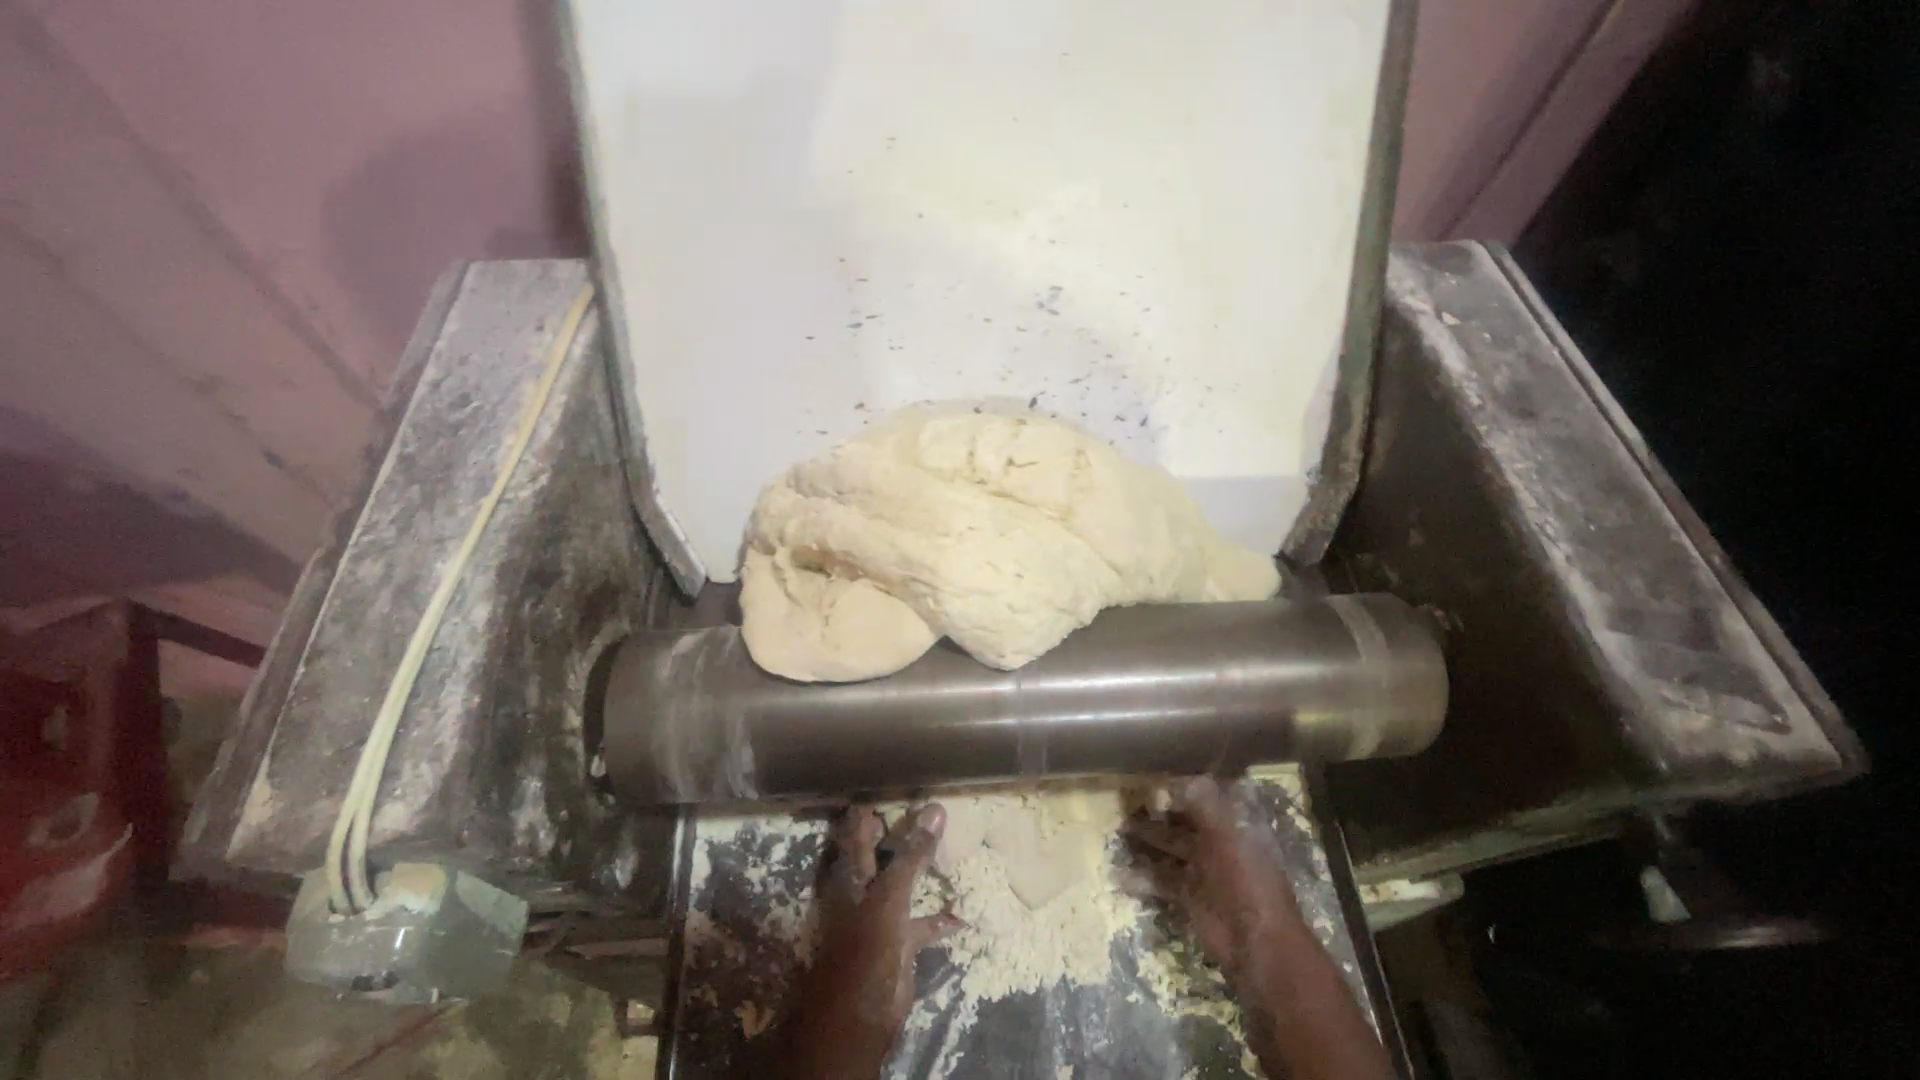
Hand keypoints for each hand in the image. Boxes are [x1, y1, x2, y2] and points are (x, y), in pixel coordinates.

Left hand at [783, 804, 962, 1079]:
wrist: (860, 1013)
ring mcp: (882, 914)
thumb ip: (913, 854)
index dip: (874, 805)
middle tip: (934, 805)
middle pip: (884, 851)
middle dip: (905, 832)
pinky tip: (965, 910)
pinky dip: (942, 916)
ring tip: (954, 845)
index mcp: (853, 872)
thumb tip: (935, 808)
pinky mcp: (900, 941)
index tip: (897, 780)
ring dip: (925, 869)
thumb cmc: (866, 945)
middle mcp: (865, 888)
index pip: (859, 827)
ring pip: (904, 882)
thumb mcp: (891, 894)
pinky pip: (924, 922)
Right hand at [1125, 776, 1301, 993]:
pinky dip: (1141, 877)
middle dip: (1158, 811)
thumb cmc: (1245, 878)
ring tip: (1118, 830)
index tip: (1159, 772)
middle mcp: (1218, 843)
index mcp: (1235, 824)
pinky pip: (1160, 880)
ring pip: (1169, 848)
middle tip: (1128, 800)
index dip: (1187, 783)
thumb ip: (1203, 801)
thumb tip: (1176, 778)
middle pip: (1184, 821)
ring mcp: (1203, 870)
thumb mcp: (1227, 832)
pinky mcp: (1188, 896)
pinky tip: (1118, 874)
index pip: (1209, 795)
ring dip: (1146, 840)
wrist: (1255, 941)